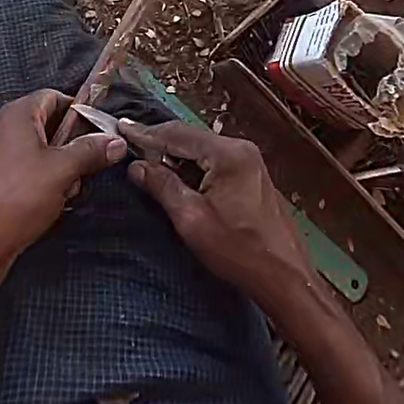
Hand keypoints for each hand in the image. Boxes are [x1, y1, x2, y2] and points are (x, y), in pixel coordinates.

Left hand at [0, 90, 126, 265]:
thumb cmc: (16, 199)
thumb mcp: (63, 171)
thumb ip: (92, 151)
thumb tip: (118, 141)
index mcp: (17, 114)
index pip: (55, 96)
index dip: (80, 110)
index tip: (100, 131)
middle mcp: (2, 128)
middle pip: (48, 123)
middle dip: (72, 143)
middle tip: (87, 165)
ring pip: (39, 150)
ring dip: (60, 166)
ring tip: (68, 190)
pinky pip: (24, 169)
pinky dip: (42, 181)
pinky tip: (51, 203)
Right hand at [120, 121, 314, 310]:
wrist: (283, 275)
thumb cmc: (238, 250)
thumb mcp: (192, 219)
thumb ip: (163, 186)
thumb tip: (136, 165)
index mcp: (228, 153)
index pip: (178, 133)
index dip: (146, 133)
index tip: (120, 127)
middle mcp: (240, 147)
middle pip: (191, 138)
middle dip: (160, 144)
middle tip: (129, 148)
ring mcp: (249, 159)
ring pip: (202, 150)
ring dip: (176, 157)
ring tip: (146, 164)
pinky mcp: (251, 174)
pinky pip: (214, 161)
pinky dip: (192, 167)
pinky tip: (176, 178)